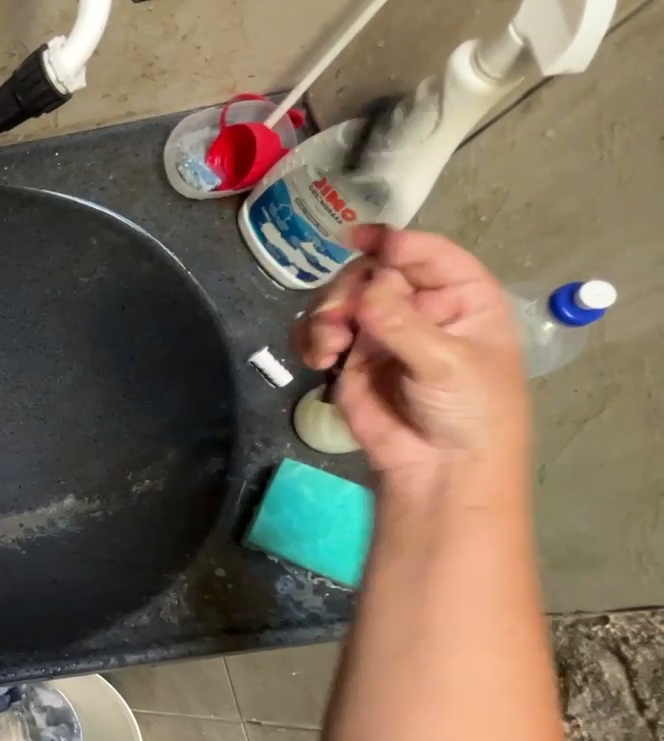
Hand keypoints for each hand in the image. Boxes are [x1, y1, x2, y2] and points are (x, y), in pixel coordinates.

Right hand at [295, 227, 529, 492]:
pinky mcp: (348, 362)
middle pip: (371, 276)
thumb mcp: (447, 363)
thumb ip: (405, 325)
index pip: (426, 256)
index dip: (393, 243)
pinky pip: (319, 336)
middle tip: (337, 319)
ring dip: (324, 318)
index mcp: (460, 299)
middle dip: (346, 292)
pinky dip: (310, 340)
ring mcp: (379, 336)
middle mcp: (417, 310)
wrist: (439, 464)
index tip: (355, 238)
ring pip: (338, 304)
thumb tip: (365, 290)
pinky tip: (317, 358)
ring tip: (327, 347)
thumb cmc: (469, 409)